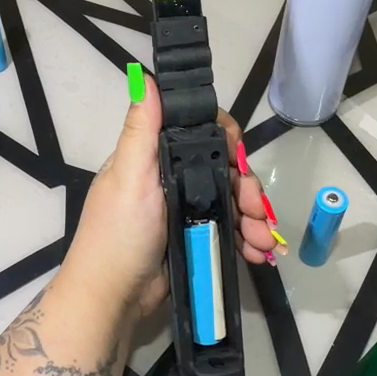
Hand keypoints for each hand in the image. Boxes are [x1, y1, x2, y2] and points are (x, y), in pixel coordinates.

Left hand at [63, 91, 273, 318]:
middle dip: (247, 188)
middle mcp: (171, 179)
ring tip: (263, 242)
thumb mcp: (129, 176)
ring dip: (254, 218)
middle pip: (223, 169)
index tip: (237, 155)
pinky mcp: (195, 239)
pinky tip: (258, 253)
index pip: (198, 133)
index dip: (224, 140)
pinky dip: (248, 239)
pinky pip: (230, 230)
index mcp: (154, 158)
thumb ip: (141, 130)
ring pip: (232, 201)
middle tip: (256, 210)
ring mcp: (185, 211)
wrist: (113, 298)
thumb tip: (145, 77)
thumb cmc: (119, 232)